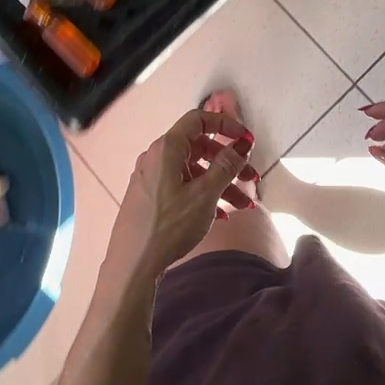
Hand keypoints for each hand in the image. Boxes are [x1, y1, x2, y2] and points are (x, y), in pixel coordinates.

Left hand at [103, 109, 258, 287]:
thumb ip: (226, 166)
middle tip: (252, 178)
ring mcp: (152, 177)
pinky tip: (220, 215)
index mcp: (167, 148)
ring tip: (243, 205)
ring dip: (220, 183)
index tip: (246, 139)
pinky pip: (181, 186)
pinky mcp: (150, 197)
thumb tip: (242, 143)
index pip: (198, 120)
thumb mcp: (205, 195)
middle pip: (199, 147)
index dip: (225, 124)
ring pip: (193, 170)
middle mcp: (157, 156)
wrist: (132, 265)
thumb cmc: (170, 226)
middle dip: (229, 161)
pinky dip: (203, 194)